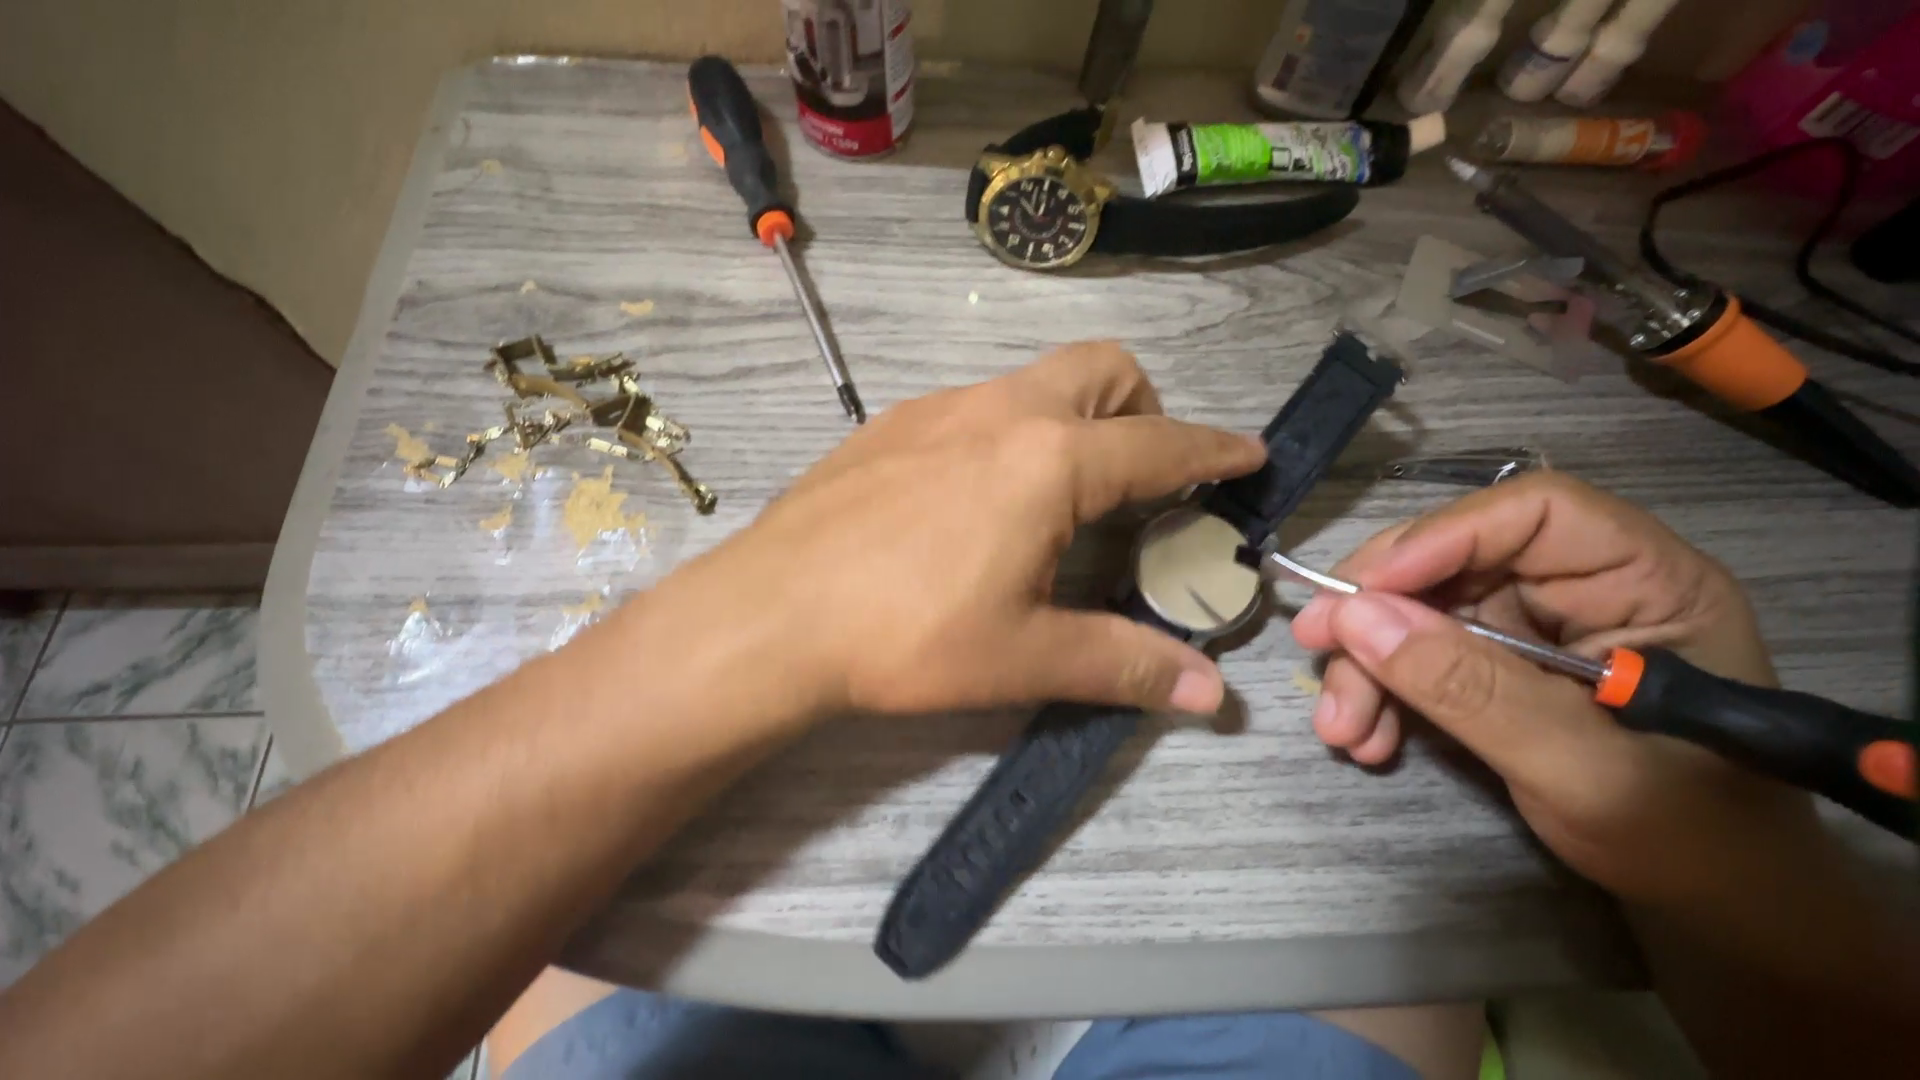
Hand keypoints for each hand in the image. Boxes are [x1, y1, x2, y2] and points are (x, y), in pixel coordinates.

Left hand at [650, 342, 1266, 721]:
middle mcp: (999, 411)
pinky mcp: (889, 425)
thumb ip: (1125, 665)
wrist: (770, 615)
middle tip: (1138, 482)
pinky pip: (975, 407)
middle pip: (1102, 370)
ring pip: (1033, 383)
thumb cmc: (905, 636)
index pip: (1159, 445)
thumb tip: (1211, 694)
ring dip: (1071, 421)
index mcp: (1048, 460)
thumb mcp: (1024, 657)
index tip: (1249, 455)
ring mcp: (936, 408)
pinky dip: (1007, 435)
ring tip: (1057, 498)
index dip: (1214, 452)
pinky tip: (974, 504)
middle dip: (1141, 411)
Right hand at [1289, 472, 1819, 902]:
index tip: (1362, 594)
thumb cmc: (1685, 834)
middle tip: (1317, 648)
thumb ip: (1469, 689)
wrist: (1712, 897)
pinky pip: (1419, 653)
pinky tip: (1366, 735)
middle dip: (1379, 610)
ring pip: (1421, 608)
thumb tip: (1354, 619)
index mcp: (1645, 580)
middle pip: (1455, 559)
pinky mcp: (1499, 660)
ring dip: (1369, 663)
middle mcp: (1582, 585)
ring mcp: (1536, 623)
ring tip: (1342, 727)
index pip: (1534, 514)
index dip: (1441, 538)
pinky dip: (1382, 690)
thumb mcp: (1578, 767)